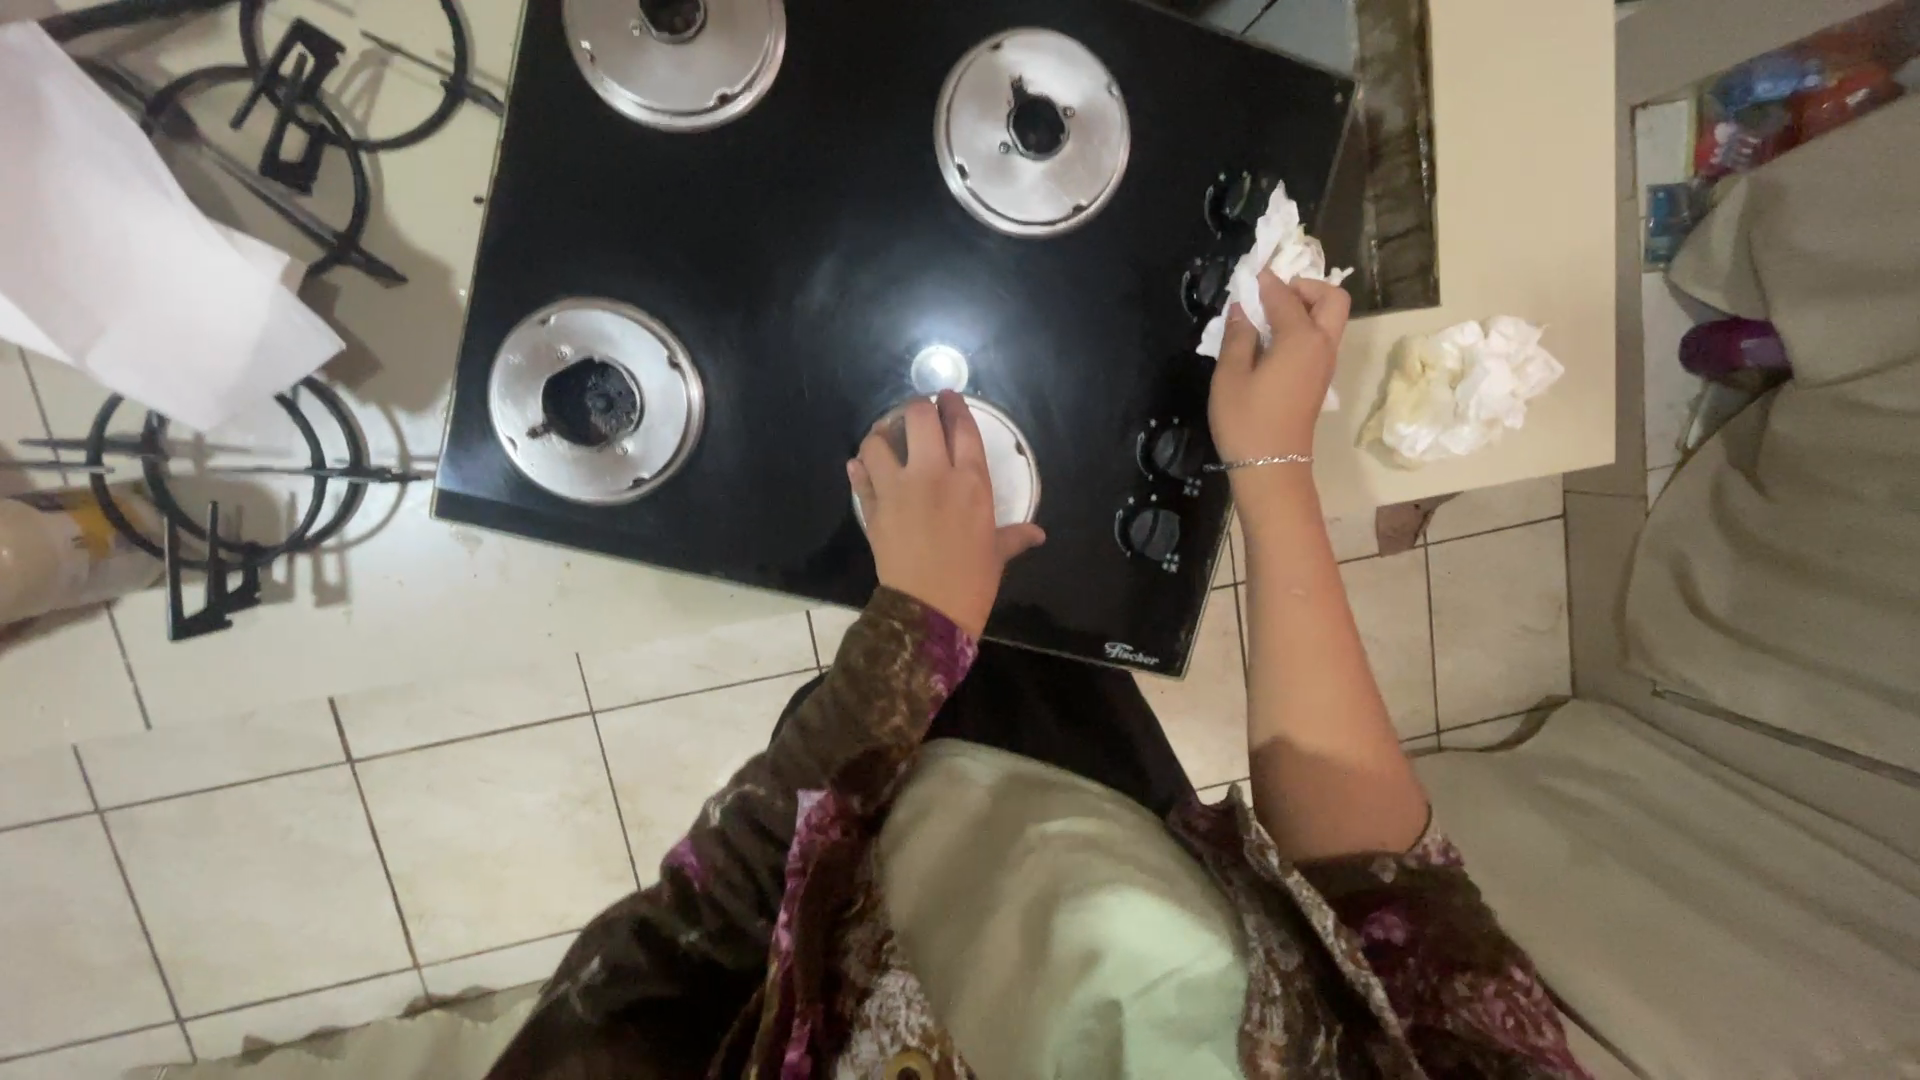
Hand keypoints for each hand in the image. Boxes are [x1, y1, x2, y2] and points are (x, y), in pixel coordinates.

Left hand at [848, 390, 1045, 638]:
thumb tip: (1038, 534)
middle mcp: (933, 474)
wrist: (929, 611)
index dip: (954, 406)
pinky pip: (860, 478)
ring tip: (885, 438)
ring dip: (881, 434)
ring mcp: (898, 489)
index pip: (962, 427)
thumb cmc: (973, 582)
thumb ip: (1014, 536)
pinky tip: (861, 466)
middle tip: (917, 413)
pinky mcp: (873, 509)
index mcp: (971, 482)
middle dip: (917, 408)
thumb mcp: (997, 555)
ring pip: (879, 441)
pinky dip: (859, 469)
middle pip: (919, 418)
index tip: (947, 397)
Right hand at [1209, 272, 1349, 516]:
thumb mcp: (1230, 376)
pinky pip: (1320, 339)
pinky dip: (1304, 328)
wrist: (1271, 466)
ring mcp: (1325, 364)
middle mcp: (1322, 345)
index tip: (1250, 274)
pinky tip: (1273, 341)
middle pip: (1331, 298)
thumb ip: (1237, 337)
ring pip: (1330, 319)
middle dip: (1305, 287)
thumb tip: (1240, 310)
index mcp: (1301, 339)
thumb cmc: (1246, 420)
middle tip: (1273, 295)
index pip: (1285, 297)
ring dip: (1306, 308)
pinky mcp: (1319, 380)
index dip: (1266, 283)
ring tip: (1269, 317)